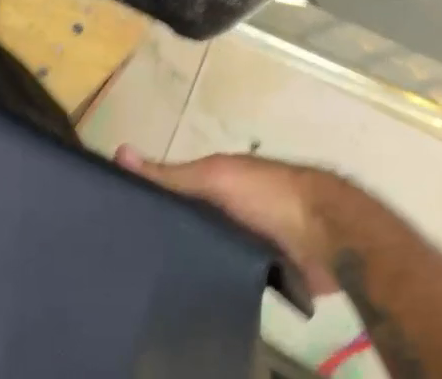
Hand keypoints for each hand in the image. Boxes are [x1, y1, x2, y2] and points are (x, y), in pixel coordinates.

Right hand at [115, 146, 345, 294]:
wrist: (327, 235)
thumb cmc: (267, 194)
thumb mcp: (213, 179)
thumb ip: (170, 175)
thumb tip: (119, 152)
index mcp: (216, 178)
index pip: (171, 187)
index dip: (146, 199)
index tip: (114, 217)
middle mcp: (227, 203)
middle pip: (187, 217)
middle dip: (165, 230)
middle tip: (127, 255)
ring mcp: (245, 235)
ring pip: (206, 245)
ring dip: (189, 255)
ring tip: (152, 277)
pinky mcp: (260, 267)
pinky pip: (226, 271)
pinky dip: (212, 275)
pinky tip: (190, 290)